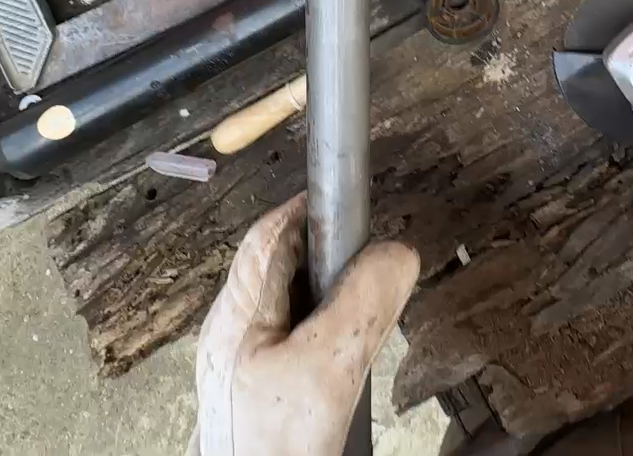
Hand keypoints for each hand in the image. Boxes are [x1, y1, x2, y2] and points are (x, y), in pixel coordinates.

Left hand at [190, 194, 418, 455]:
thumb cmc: (273, 451)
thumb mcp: (327, 368)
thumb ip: (362, 304)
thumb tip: (398, 253)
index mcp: (235, 315)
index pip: (268, 234)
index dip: (308, 209)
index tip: (347, 201)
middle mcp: (234, 333)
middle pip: (283, 264)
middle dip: (328, 254)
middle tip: (368, 257)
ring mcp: (246, 362)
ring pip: (295, 302)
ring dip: (333, 294)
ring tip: (365, 306)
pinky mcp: (263, 386)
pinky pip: (300, 336)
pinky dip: (329, 329)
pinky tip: (348, 349)